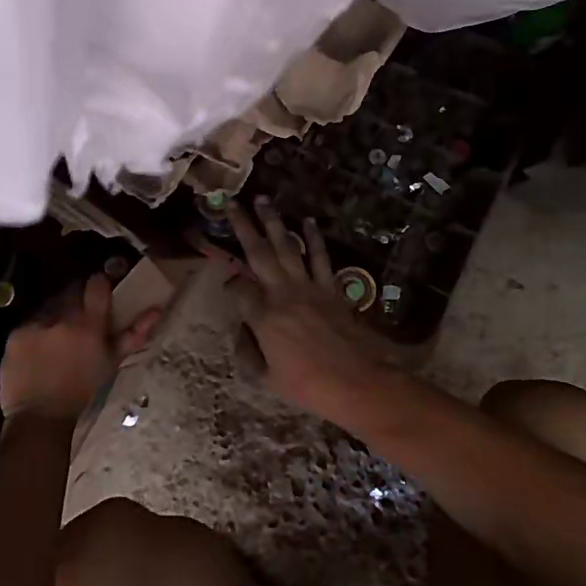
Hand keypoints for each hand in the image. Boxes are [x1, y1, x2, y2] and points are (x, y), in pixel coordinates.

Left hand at [0, 275, 158, 420]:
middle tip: (80, 315)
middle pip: (71, 290)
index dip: (99, 285)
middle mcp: (61, 317)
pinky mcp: (15, 334)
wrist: (40, 418)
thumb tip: (156, 310)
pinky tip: (39, 348)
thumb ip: (133, 334)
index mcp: (88, 324)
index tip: (101, 293)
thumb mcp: (111, 363)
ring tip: (58, 335)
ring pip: (49, 305)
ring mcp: (35, 324)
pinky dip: (36, 329)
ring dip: (56, 313)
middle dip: (77, 298)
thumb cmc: (82, 391)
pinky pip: (30, 322)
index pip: (96, 284)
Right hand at [225, 197, 395, 417]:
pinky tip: (307, 221)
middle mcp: (282, 293)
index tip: (229, 284)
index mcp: (263, 317)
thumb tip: (242, 332)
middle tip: (232, 203)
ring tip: (263, 200)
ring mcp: (309, 287)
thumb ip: (248, 354)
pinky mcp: (331, 289)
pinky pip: (320, 257)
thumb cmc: (308, 385)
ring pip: (287, 247)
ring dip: (274, 222)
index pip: (238, 289)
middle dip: (243, 226)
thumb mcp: (266, 379)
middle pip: (258, 253)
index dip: (230, 283)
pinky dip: (313, 238)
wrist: (357, 382)